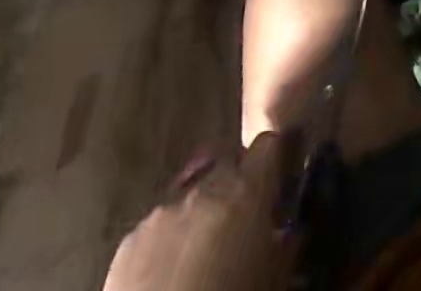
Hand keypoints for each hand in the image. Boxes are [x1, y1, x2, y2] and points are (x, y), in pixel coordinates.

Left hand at [104, 134, 288, 290]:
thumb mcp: (273, 278)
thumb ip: (285, 245)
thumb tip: (290, 232)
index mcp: (245, 191)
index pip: (267, 144)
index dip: (274, 158)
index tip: (279, 178)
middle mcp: (203, 188)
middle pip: (227, 164)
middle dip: (238, 183)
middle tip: (245, 220)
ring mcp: (162, 211)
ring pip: (192, 193)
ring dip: (203, 209)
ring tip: (205, 250)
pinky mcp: (130, 239)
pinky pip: (160, 223)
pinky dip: (171, 236)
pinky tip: (173, 271)